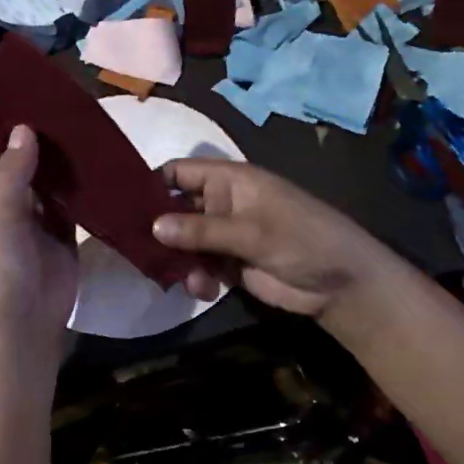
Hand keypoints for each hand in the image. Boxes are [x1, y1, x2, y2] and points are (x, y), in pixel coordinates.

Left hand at [0, 115, 78, 363]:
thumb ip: (13, 170)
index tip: (10, 81)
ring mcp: (32, 215)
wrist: (21, 326)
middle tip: (58, 94)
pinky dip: (79, 180)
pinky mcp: (61, 230)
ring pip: (44, 174)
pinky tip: (95, 156)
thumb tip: (25, 128)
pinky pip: (69, 198)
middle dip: (30, 127)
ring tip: (80, 117)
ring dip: (58, 152)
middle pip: (14, 154)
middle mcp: (1, 198)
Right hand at [151, 160, 396, 321]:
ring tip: (188, 279)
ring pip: (184, 243)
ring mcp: (225, 235)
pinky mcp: (230, 264)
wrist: (341, 283)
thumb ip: (202, 230)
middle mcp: (222, 203)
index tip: (122, 206)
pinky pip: (200, 266)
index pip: (179, 173)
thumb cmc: (302, 239)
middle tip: (136, 253)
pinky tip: (205, 290)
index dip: (152, 185)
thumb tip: (151, 227)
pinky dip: (196, 277)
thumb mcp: (252, 231)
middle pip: (176, 210)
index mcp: (230, 180)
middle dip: (159, 230)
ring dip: (180, 260)